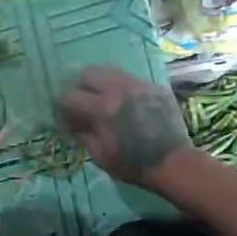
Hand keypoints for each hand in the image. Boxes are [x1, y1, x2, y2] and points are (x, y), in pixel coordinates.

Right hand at [59, 66, 192, 186]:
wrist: (173, 163)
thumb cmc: (133, 165)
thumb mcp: (100, 156)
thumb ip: (83, 134)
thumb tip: (74, 123)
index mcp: (102, 108)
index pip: (70, 96)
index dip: (63, 108)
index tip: (67, 118)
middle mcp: (118, 89)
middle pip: (88, 73)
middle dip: (80, 88)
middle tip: (83, 104)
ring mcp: (139, 84)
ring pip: (110, 70)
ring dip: (101, 83)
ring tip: (104, 100)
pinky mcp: (155, 87)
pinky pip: (132, 79)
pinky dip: (122, 88)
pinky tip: (127, 104)